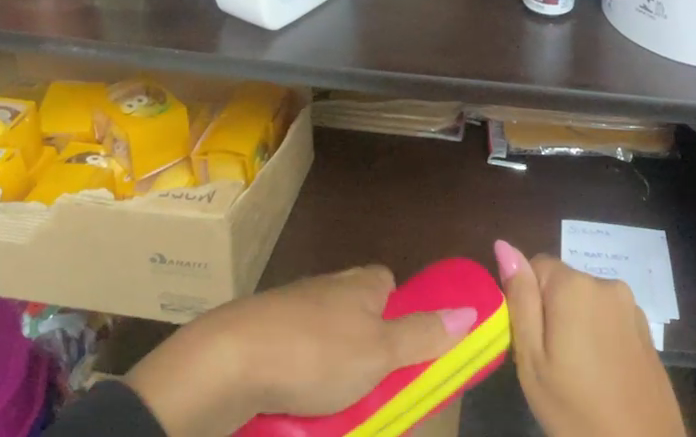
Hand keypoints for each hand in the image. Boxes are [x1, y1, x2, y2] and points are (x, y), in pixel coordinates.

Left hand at [124, 265, 475, 436]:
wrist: (224, 363)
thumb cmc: (314, 353)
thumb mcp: (381, 351)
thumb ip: (424, 334)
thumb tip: (471, 309)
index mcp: (359, 283)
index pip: (388, 284)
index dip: (401, 314)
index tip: (405, 352)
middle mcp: (325, 289)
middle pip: (357, 315)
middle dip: (367, 353)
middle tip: (377, 391)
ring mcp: (288, 312)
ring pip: (323, 342)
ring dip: (331, 374)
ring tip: (339, 411)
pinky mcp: (257, 339)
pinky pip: (290, 361)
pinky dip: (298, 383)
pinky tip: (299, 409)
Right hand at [496, 240, 684, 436]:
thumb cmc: (575, 407)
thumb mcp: (532, 358)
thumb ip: (519, 298)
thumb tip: (504, 245)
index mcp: (574, 286)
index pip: (535, 266)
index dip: (527, 301)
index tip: (530, 340)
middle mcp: (606, 284)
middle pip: (562, 284)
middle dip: (551, 313)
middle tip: (550, 362)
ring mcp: (630, 305)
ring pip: (585, 302)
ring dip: (576, 324)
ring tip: (576, 372)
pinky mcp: (645, 328)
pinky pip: (608, 318)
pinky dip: (599, 336)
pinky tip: (601, 374)